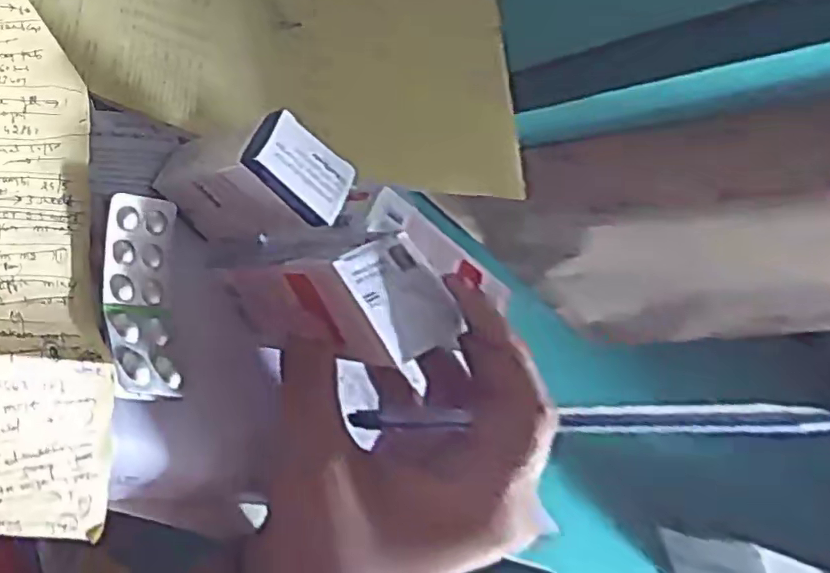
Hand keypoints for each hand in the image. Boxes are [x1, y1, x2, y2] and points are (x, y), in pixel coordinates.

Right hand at [248, 277, 555, 572]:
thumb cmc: (332, 539)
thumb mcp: (316, 455)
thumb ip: (311, 379)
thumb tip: (305, 318)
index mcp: (489, 493)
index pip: (523, 409)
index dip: (499, 345)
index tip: (459, 293)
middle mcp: (491, 490)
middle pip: (503, 405)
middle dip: (472, 343)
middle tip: (431, 290)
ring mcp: (460, 488)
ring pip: (469, 411)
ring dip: (439, 359)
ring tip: (402, 311)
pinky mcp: (428, 483)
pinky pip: (435, 420)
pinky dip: (410, 383)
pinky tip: (370, 354)